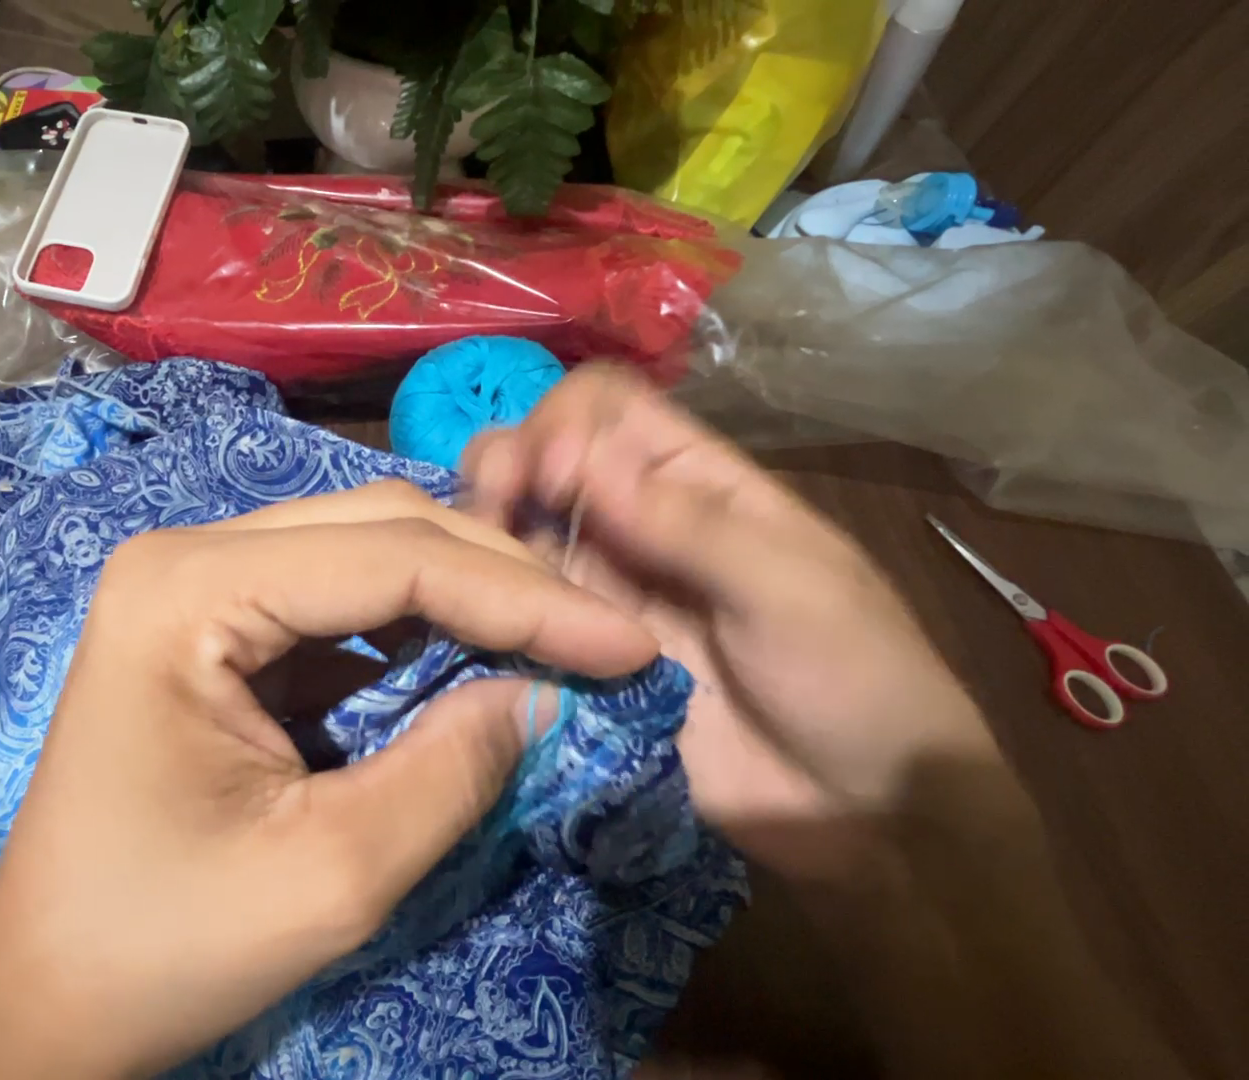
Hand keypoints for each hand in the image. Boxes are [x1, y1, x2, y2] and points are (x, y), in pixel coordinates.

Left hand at [0, 481, 657, 1078]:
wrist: (51, 992)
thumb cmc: (165, 944)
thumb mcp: (330, 874)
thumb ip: (451, 770)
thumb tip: (541, 693)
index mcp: (185, 591)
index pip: (387, 557)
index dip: (522, 596)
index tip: (629, 642)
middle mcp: (184, 558)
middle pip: (375, 529)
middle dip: (497, 580)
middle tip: (599, 637)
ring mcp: (193, 586)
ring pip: (360, 553)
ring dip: (461, 596)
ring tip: (552, 644)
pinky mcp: (212, 626)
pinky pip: (333, 603)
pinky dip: (412, 628)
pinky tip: (469, 660)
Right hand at [462, 365, 1003, 879]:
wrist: (856, 813)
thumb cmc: (855, 682)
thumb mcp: (793, 587)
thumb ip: (686, 522)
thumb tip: (575, 455)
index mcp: (692, 484)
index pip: (604, 409)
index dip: (563, 419)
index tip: (546, 473)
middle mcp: (626, 524)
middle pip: (539, 458)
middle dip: (503, 466)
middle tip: (490, 511)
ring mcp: (590, 589)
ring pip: (510, 528)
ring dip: (479, 527)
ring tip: (469, 563)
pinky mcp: (565, 650)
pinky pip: (508, 606)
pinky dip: (481, 594)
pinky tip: (469, 610)